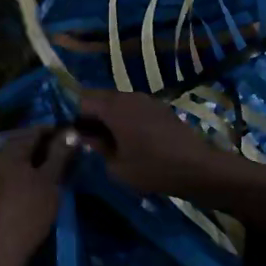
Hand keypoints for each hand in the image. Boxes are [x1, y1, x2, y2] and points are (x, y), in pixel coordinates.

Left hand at [0, 127, 78, 265]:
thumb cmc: (28, 212)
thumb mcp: (49, 181)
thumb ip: (60, 154)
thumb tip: (70, 131)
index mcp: (7, 149)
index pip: (34, 131)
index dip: (55, 132)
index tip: (73, 139)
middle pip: (21, 143)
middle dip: (43, 146)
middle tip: (66, 156)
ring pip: (14, 159)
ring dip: (33, 161)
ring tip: (54, 171)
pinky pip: (7, 173)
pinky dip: (23, 173)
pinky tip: (35, 184)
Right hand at [75, 89, 227, 196]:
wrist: (198, 168)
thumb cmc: (153, 169)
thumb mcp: (117, 167)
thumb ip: (97, 148)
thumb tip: (85, 137)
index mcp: (114, 107)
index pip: (82, 100)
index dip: (72, 114)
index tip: (68, 131)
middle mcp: (129, 96)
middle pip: (100, 97)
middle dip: (89, 114)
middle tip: (84, 137)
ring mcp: (147, 100)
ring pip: (117, 102)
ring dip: (108, 116)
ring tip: (105, 140)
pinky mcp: (160, 108)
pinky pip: (133, 107)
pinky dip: (125, 118)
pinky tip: (127, 138)